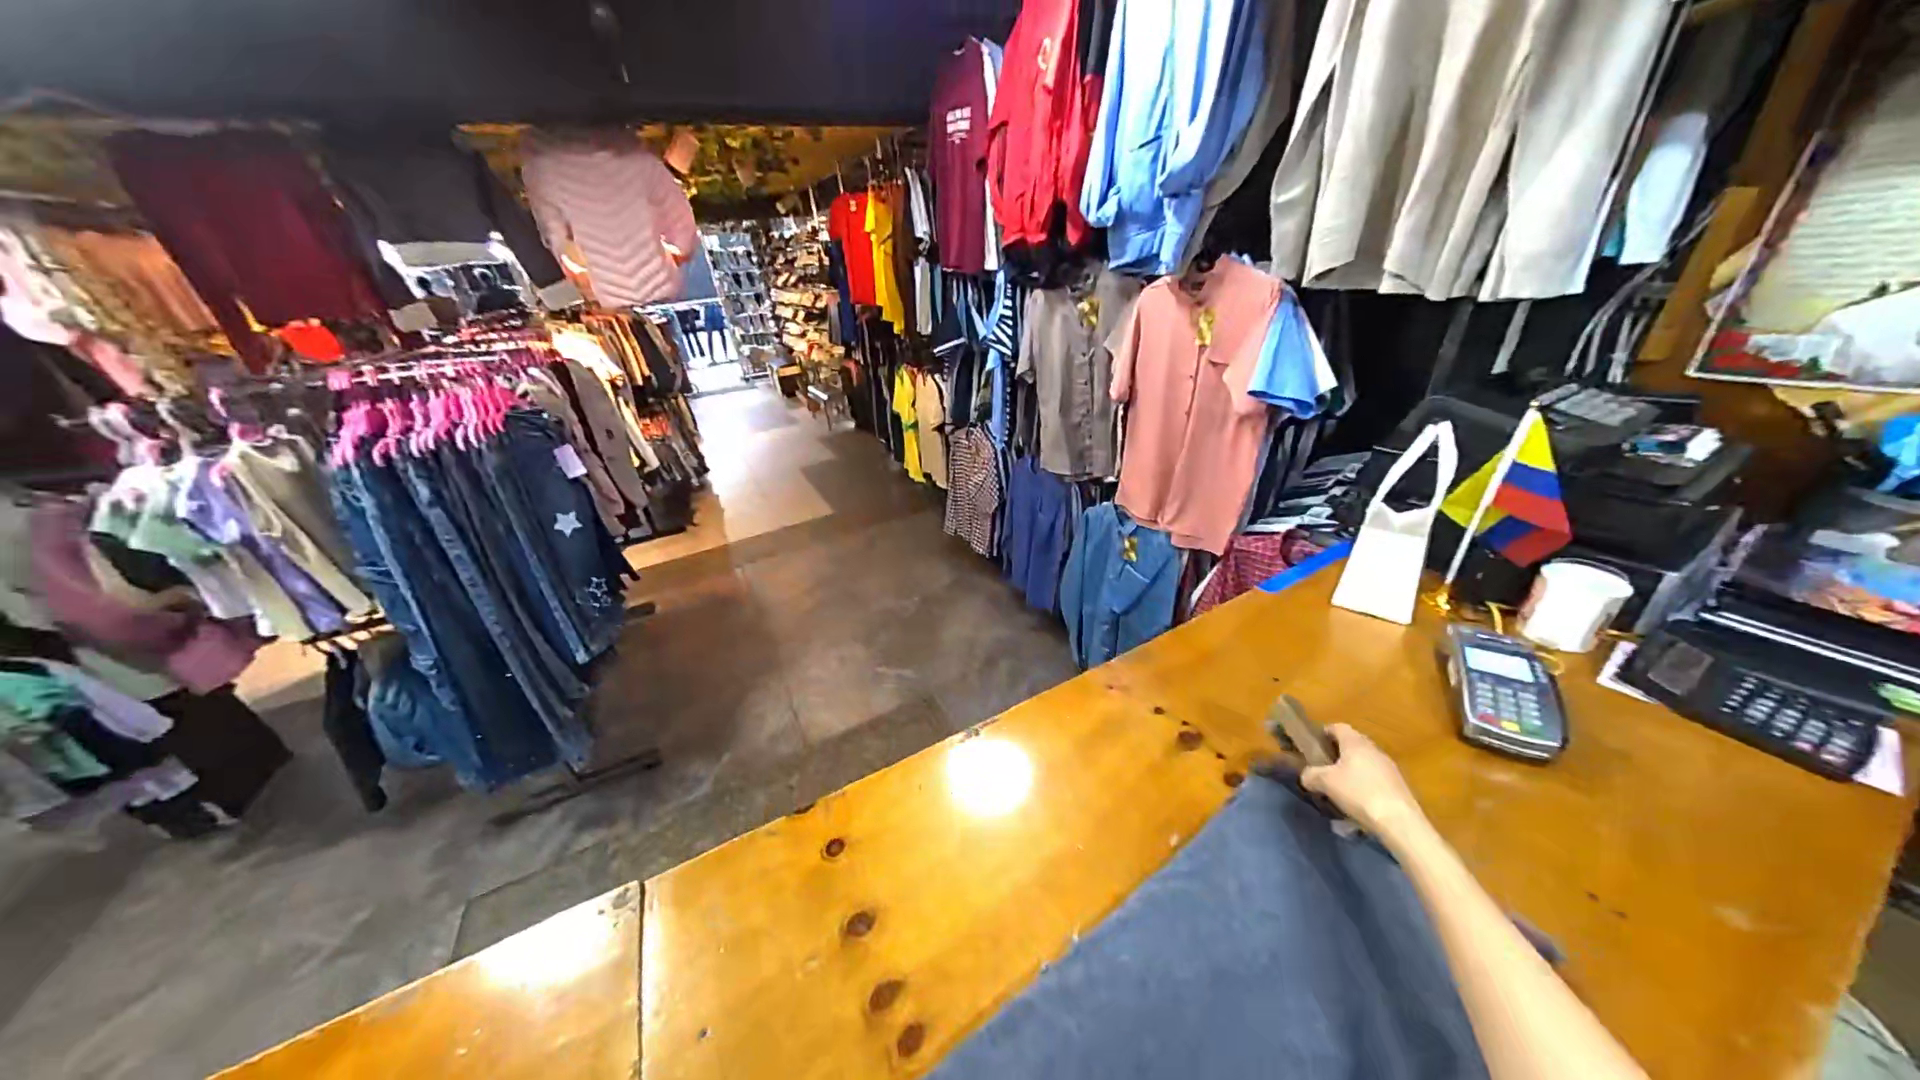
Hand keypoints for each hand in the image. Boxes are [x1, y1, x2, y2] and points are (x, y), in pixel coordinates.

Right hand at [1300, 724, 1427, 842]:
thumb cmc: (1358, 793)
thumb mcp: (1325, 782)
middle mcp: (1374, 750)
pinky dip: (1364, 785)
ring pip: (1365, 762)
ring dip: (1351, 771)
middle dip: (1337, 753)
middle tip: (1323, 768)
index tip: (1313, 745)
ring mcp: (1389, 768)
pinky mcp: (1398, 786)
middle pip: (1352, 744)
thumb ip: (1310, 775)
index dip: (1324, 732)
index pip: (1338, 727)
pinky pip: (1375, 778)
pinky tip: (1358, 802)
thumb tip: (1307, 776)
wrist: (1400, 822)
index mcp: (1355, 742)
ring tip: (1340, 788)